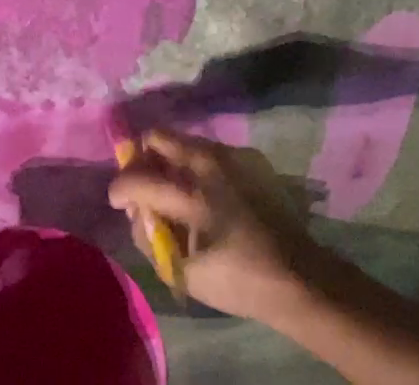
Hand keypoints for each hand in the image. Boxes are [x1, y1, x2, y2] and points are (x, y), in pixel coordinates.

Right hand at [108, 129, 326, 322]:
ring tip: (176, 190)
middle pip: (159, 137)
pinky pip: (211, 151)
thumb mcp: (184, 272)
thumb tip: (138, 212)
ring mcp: (234, 155)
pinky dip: (198, 165)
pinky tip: (208, 193)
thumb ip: (150, 238)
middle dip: (143, 158)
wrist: (300, 276)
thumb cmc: (240, 281)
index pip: (138, 179)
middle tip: (145, 184)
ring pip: (185, 140)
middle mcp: (211, 165)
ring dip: (171, 159)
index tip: (118, 200)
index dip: (119, 188)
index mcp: (193, 197)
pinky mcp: (252, 157)